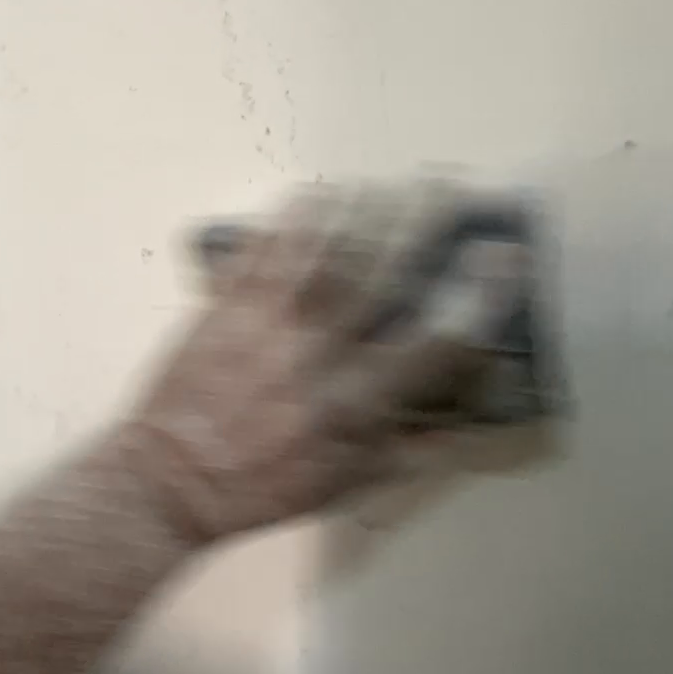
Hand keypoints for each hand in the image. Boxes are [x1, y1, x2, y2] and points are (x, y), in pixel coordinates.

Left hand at [120, 181, 522, 542]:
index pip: (437, 338)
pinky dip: (295, 214)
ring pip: (324, 245)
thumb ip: (407, 452)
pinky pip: (264, 245)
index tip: (501, 256)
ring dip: (362, 206)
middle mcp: (320, 352)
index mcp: (358, 403)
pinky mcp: (225, 303)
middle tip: (445, 187)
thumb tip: (464, 421)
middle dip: (421, 221)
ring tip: (385, 185)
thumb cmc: (262, 488)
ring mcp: (269, 321)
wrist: (171, 479)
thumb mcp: (344, 485)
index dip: (480, 294)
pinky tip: (318, 194)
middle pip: (382, 270)